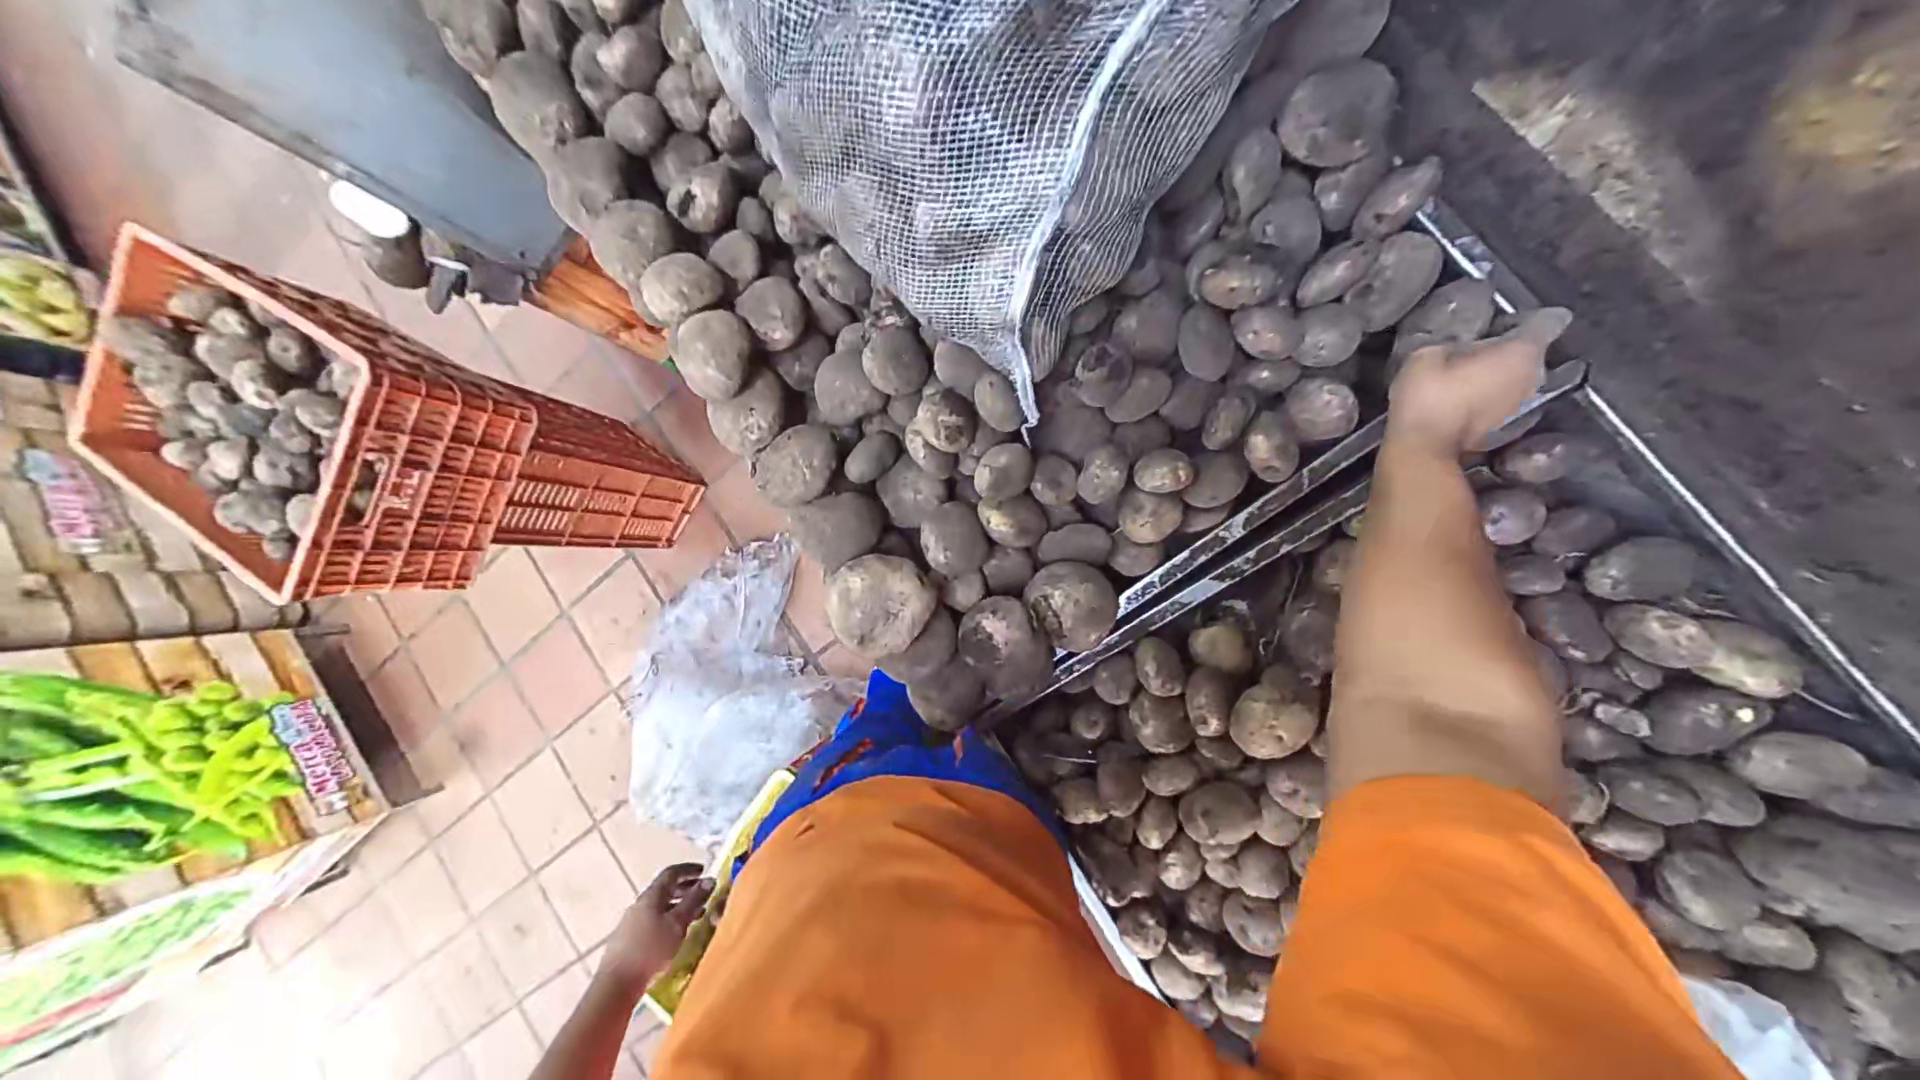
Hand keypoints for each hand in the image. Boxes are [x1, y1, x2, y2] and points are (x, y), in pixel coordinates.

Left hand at [596, 863, 713, 993]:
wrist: (616, 985)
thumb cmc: (650, 950)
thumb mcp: (678, 923)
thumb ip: (694, 900)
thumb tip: (709, 880)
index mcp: (651, 896)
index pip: (671, 873)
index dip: (688, 870)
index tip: (703, 870)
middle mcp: (639, 905)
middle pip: (664, 889)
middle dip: (685, 888)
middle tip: (702, 892)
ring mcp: (631, 923)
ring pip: (659, 906)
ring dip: (678, 906)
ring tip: (694, 914)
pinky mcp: (627, 941)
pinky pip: (653, 921)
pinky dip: (668, 920)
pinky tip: (675, 934)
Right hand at [1386, 307, 1572, 455]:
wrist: (1423, 450)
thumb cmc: (1428, 396)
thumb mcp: (1427, 354)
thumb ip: (1454, 342)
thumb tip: (1462, 343)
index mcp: (1523, 351)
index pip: (1551, 319)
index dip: (1525, 320)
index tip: (1499, 326)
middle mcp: (1537, 377)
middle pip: (1534, 354)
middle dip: (1510, 352)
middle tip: (1474, 356)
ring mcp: (1528, 407)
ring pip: (1523, 382)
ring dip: (1503, 380)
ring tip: (1470, 384)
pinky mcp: (1511, 430)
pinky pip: (1508, 406)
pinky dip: (1494, 404)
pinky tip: (1467, 408)